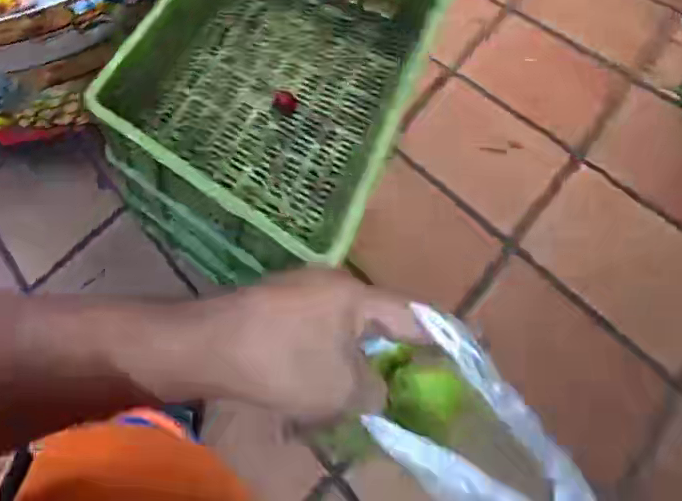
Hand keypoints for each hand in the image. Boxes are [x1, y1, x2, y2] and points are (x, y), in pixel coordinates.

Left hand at [175, 269, 420, 424]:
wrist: (209, 344)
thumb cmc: (283, 361)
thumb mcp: (344, 387)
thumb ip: (376, 387)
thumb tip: (377, 385)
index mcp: (352, 293)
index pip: (411, 312)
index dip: (442, 334)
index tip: (472, 347)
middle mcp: (327, 282)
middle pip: (375, 320)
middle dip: (392, 356)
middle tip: (411, 389)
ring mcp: (296, 291)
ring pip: (342, 331)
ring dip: (353, 364)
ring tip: (360, 399)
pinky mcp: (273, 307)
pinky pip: (314, 335)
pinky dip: (324, 361)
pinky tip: (317, 391)